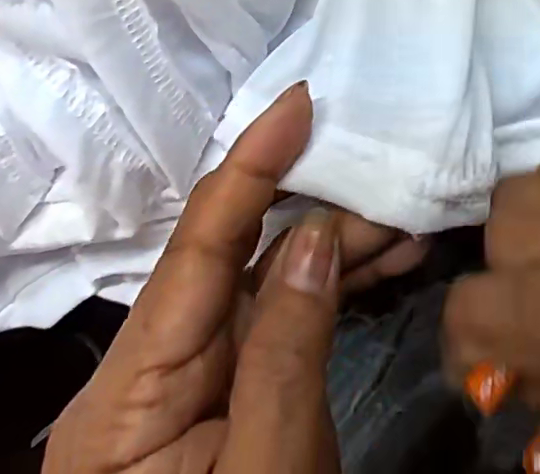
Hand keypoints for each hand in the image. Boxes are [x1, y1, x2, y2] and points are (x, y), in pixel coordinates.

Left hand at [43, 83, 425, 473]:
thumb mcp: (266, 472)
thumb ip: (284, 349)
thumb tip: (311, 235)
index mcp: (134, 383)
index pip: (198, 240)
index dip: (251, 162)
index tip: (299, 102)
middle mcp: (158, 360)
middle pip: (238, 252)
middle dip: (317, 207)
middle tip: (387, 178)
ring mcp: (198, 373)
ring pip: (271, 278)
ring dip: (340, 245)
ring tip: (405, 220)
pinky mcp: (235, 385)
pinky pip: (285, 315)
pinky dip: (337, 285)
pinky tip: (388, 261)